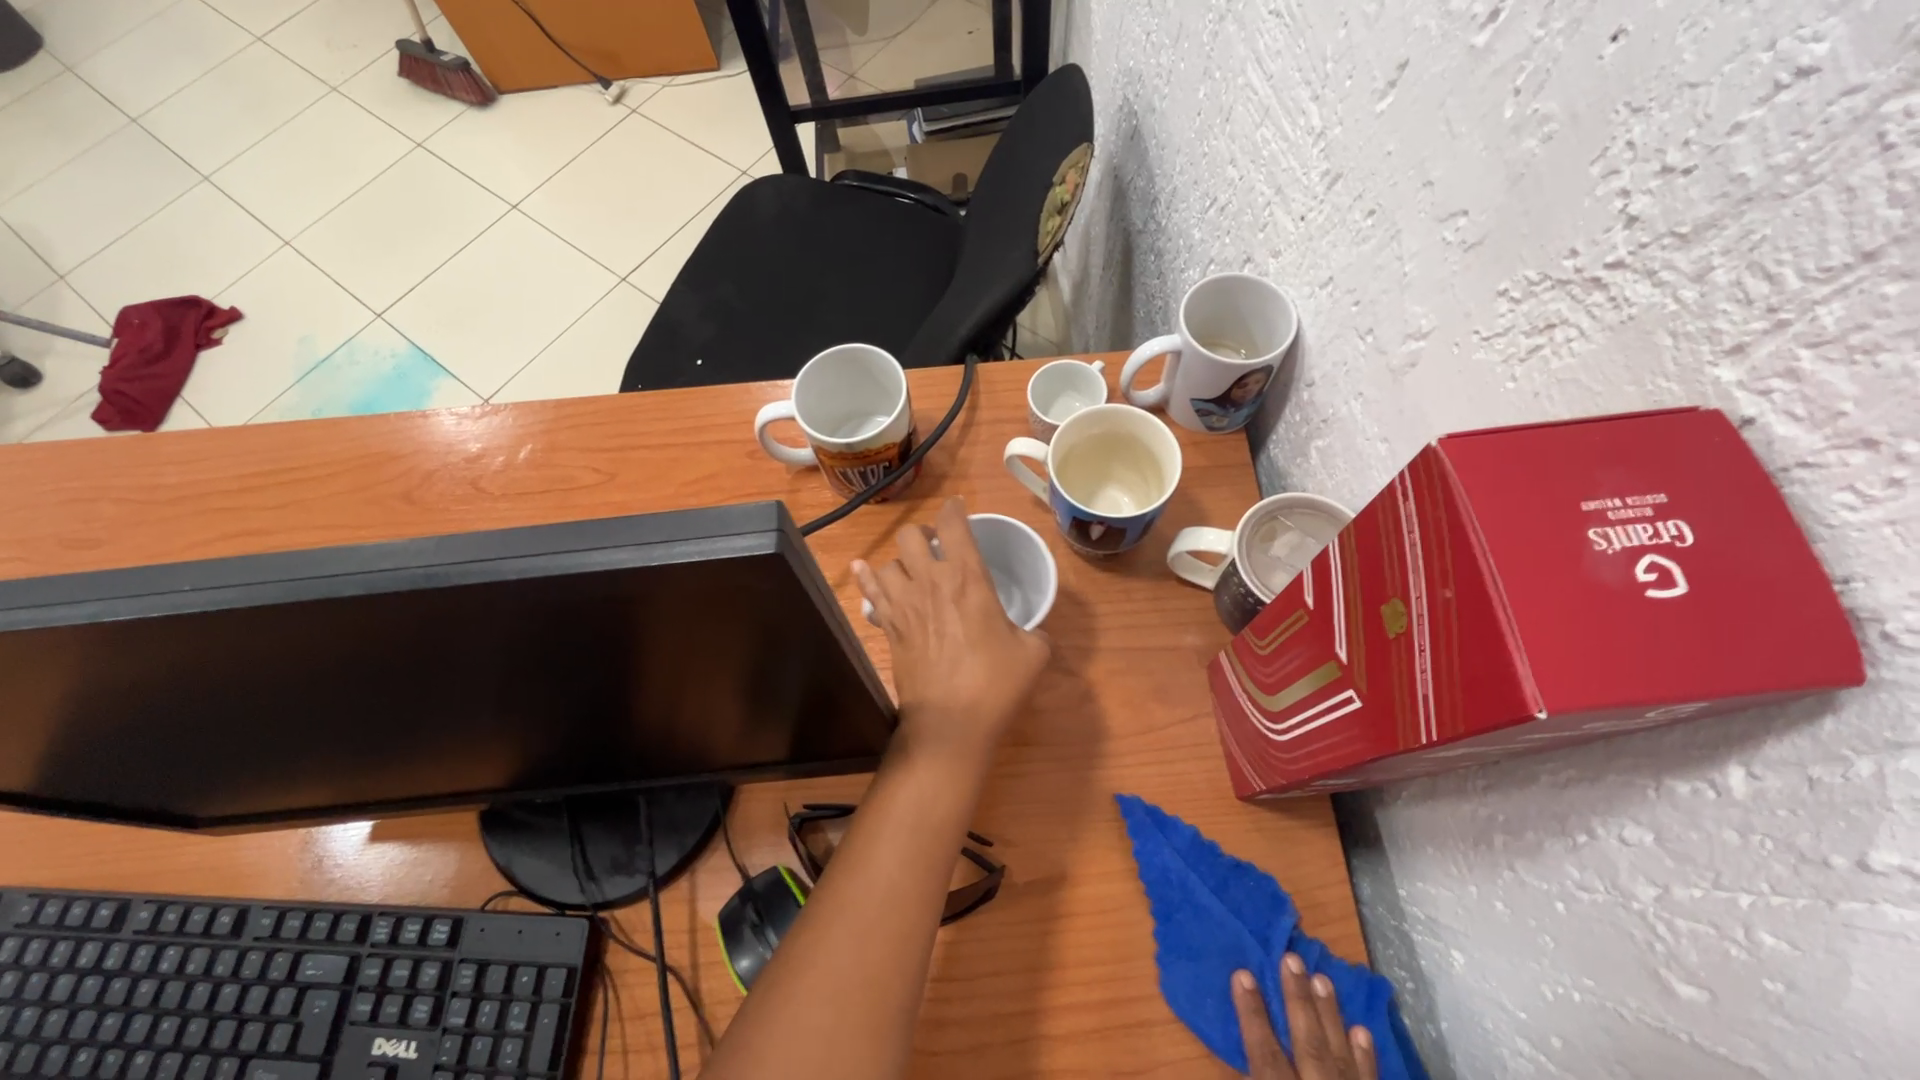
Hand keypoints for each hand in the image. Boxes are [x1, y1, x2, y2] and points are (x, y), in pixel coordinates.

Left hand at [851, 497, 1050, 765]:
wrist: (950, 723)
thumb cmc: (996, 684)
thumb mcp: (1033, 653)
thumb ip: (1034, 631)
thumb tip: (1031, 631)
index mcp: (967, 578)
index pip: (953, 525)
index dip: (954, 510)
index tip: (957, 508)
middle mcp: (930, 581)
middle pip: (911, 535)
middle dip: (924, 535)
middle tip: (937, 549)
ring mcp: (903, 604)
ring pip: (887, 562)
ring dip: (900, 562)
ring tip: (913, 573)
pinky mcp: (888, 628)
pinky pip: (870, 591)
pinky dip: (868, 579)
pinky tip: (866, 571)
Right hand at [1234, 953, 1376, 1079]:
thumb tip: (1240, 1059)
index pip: (1265, 1053)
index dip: (1252, 1014)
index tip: (1242, 974)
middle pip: (1308, 1044)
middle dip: (1298, 1000)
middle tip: (1291, 959)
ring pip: (1339, 1054)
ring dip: (1330, 1016)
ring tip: (1322, 978)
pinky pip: (1370, 1079)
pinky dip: (1366, 1056)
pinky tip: (1361, 1030)